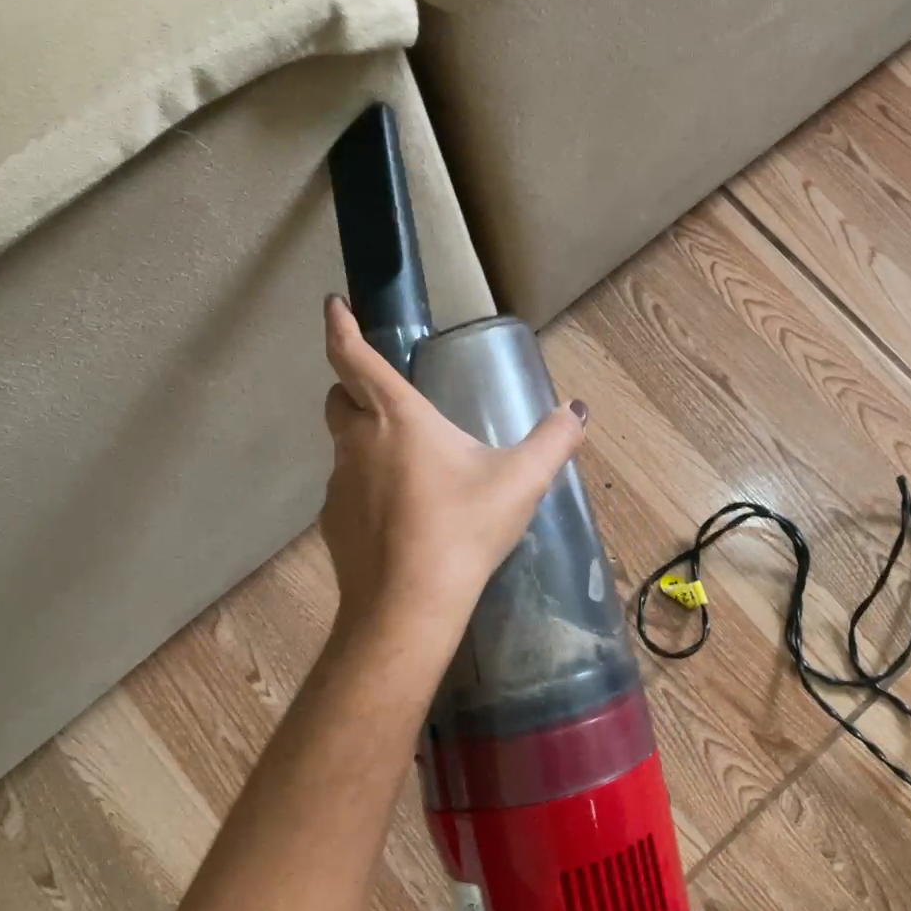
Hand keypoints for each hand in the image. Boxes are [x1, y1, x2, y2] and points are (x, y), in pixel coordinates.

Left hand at [318, 296, 587, 628]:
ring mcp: (338, 484)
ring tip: (410, 470)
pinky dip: (367, 489)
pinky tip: (400, 517)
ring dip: (366, 443)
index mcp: (399, 419)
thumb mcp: (521, 482)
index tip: (333, 305)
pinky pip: (347, 490)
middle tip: (386, 397)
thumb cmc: (464, 530)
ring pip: (344, 447)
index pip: (354, 357)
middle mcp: (358, 443)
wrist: (409, 604)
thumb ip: (554, 441)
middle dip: (353, 386)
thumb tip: (578, 411)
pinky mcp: (332, 523)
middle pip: (340, 397)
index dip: (340, 326)